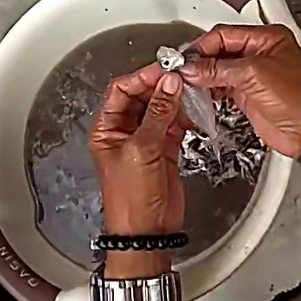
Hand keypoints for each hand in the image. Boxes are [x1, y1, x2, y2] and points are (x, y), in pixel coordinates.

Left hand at [87, 64, 187, 237]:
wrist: (148, 231)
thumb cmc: (131, 198)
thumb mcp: (142, 151)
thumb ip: (157, 115)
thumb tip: (168, 85)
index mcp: (106, 128)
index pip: (121, 91)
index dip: (142, 77)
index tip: (164, 70)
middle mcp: (123, 131)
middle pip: (141, 96)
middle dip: (160, 85)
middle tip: (181, 77)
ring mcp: (144, 139)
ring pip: (159, 108)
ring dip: (174, 99)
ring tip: (190, 89)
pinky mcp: (163, 149)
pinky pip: (173, 124)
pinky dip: (184, 115)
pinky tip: (194, 108)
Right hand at [177, 24, 300, 158]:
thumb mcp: (253, 75)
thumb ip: (218, 69)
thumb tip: (192, 68)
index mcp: (267, 38)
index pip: (223, 34)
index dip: (203, 46)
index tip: (187, 59)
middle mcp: (259, 53)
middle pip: (218, 50)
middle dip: (201, 61)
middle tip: (185, 71)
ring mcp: (252, 74)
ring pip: (217, 69)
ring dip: (203, 76)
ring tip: (190, 83)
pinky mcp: (246, 93)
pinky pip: (220, 86)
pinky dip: (209, 89)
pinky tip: (201, 93)